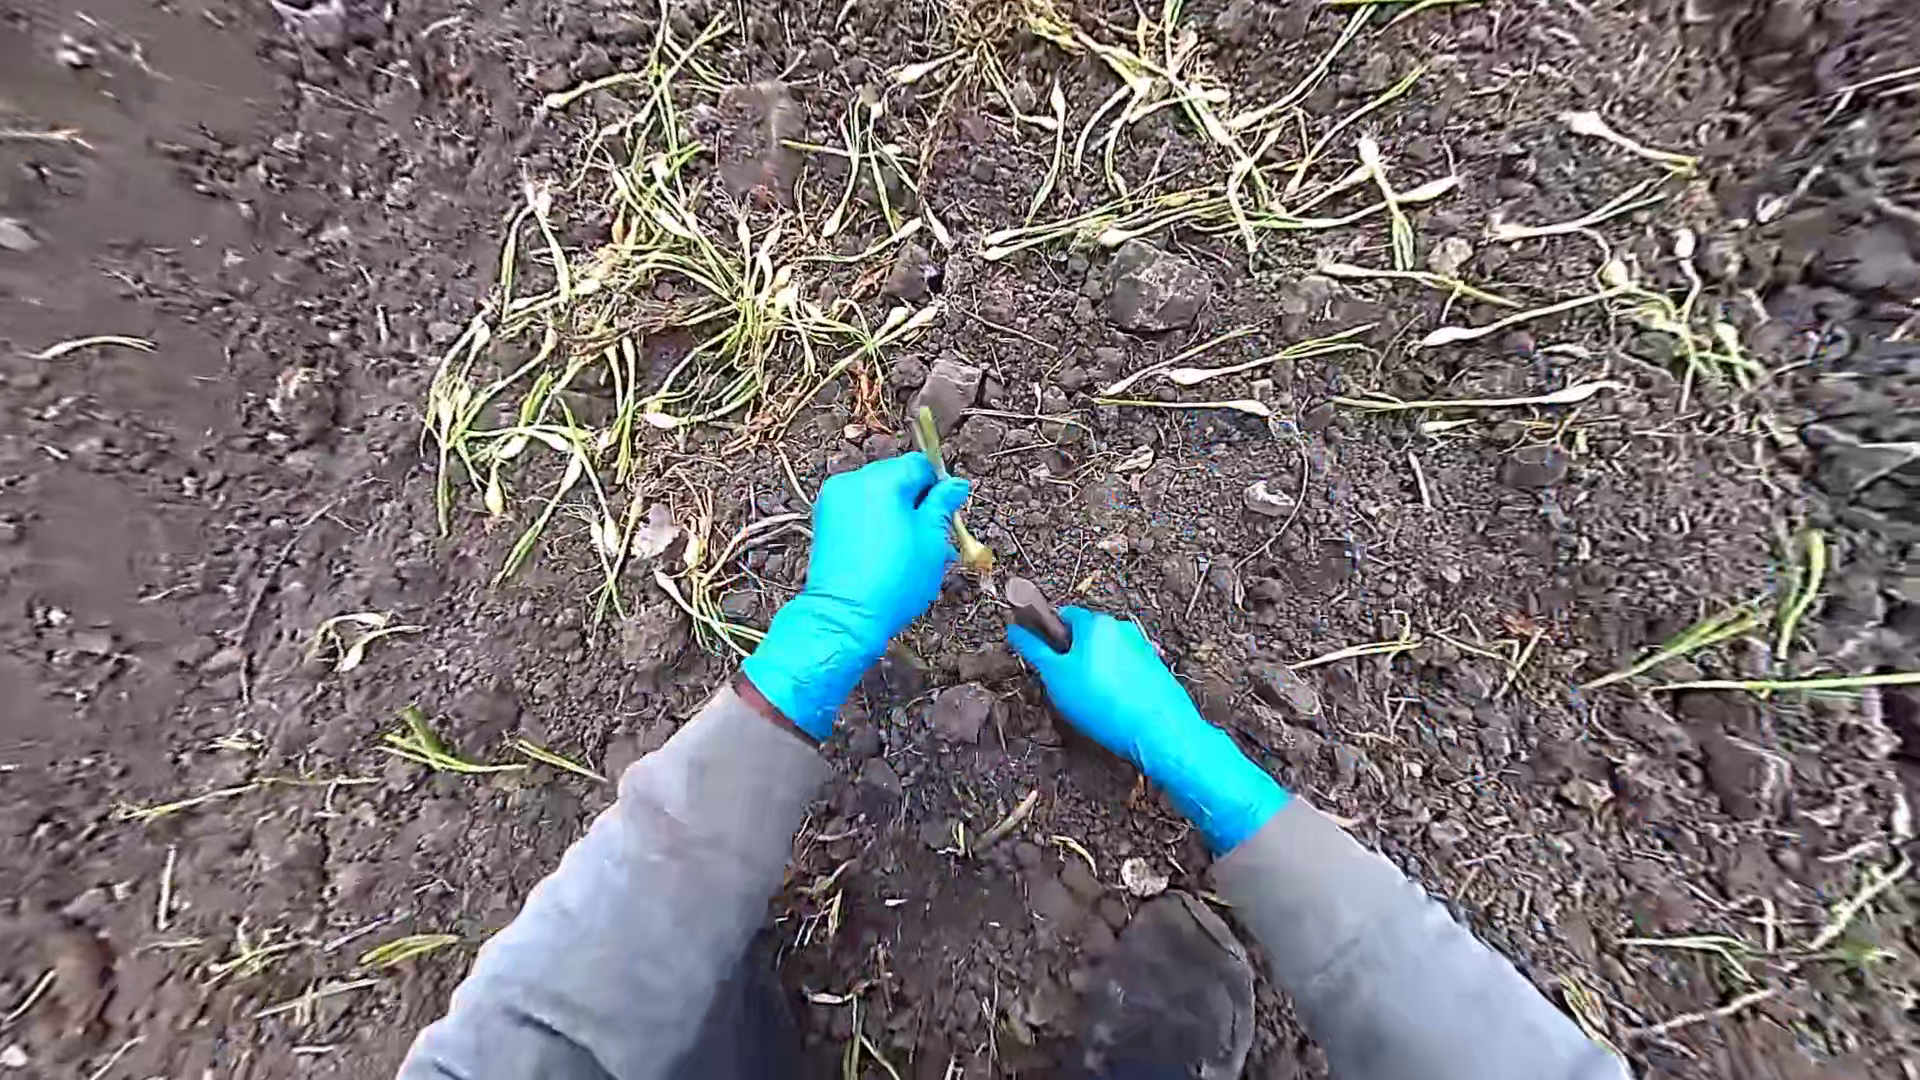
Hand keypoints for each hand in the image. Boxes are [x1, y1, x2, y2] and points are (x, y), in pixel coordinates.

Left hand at [742, 454, 969, 739]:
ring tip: (912, 550)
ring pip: (878, 495)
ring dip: (897, 514)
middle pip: (897, 478)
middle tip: (934, 536)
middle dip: (917, 502)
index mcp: (882, 480)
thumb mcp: (932, 540)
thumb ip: (943, 505)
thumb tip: (956, 485)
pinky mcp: (824, 521)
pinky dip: (876, 523)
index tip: (946, 512)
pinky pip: (859, 510)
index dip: (938, 487)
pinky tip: (889, 552)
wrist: (845, 617)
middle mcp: (853, 482)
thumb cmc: (893, 581)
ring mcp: (835, 500)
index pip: (919, 465)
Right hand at [1008, 607, 1288, 852]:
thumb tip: (1017, 632)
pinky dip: (1113, 683)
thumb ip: (1034, 650)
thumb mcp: (1055, 676)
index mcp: (1096, 623)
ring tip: (1088, 701)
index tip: (1042, 656)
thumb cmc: (1105, 703)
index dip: (1048, 636)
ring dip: (1092, 671)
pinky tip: (1109, 707)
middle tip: (1062, 684)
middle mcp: (1121, 629)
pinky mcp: (1154, 669)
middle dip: (1070, 656)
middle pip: (1084, 636)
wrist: (1158, 733)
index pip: (1063, 616)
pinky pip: (1123, 670)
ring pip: (1104, 654)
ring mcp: (1140, 648)